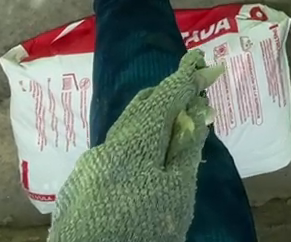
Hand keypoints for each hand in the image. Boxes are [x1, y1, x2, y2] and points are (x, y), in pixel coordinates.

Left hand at [51, 50, 218, 241]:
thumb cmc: (141, 233)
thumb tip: (195, 108)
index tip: (211, 66)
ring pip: (126, 130)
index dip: (191, 79)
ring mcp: (88, 169)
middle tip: (196, 94)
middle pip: (142, 107)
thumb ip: (187, 147)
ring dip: (153, 121)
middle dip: (170, 95)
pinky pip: (114, 153)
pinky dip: (137, 145)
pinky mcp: (78, 191)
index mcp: (132, 142)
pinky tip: (147, 163)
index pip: (166, 95)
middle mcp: (106, 146)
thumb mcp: (177, 192)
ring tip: (177, 126)